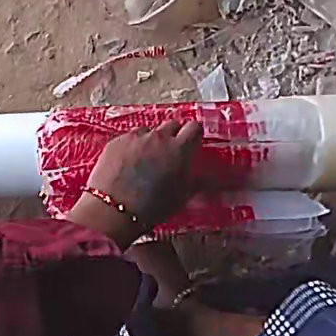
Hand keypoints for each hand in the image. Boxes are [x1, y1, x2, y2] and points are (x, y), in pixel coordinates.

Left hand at [65, 121, 203, 247]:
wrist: (113, 211)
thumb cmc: (151, 208)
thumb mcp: (183, 195)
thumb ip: (200, 180)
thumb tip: (223, 179)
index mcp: (180, 149)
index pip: (194, 128)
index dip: (193, 136)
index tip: (191, 144)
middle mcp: (158, 137)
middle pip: (172, 125)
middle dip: (174, 136)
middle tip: (170, 154)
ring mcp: (136, 137)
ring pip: (150, 131)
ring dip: (152, 140)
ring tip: (147, 161)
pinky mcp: (116, 142)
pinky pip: (130, 138)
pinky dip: (133, 146)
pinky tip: (129, 163)